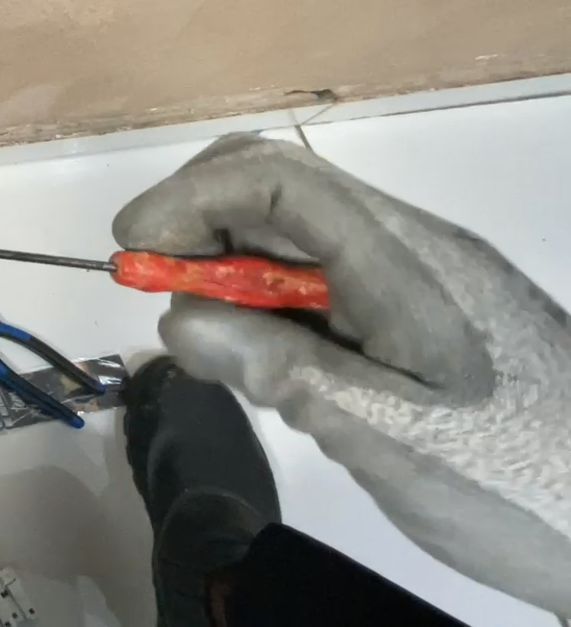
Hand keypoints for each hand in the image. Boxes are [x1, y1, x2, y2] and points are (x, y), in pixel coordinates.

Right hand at [114, 133, 570, 614]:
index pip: (273, 177)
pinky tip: (255, 353)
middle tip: (161, 284)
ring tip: (211, 339)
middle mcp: (401, 245)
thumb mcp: (389, 436)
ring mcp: (405, 273)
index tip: (135, 249)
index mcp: (405, 259)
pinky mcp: (403, 306)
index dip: (185, 196)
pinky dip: (250, 297)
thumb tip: (174, 321)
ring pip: (275, 227)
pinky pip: (299, 271)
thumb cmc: (533, 488)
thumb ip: (273, 367)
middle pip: (266, 183)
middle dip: (192, 222)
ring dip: (217, 265)